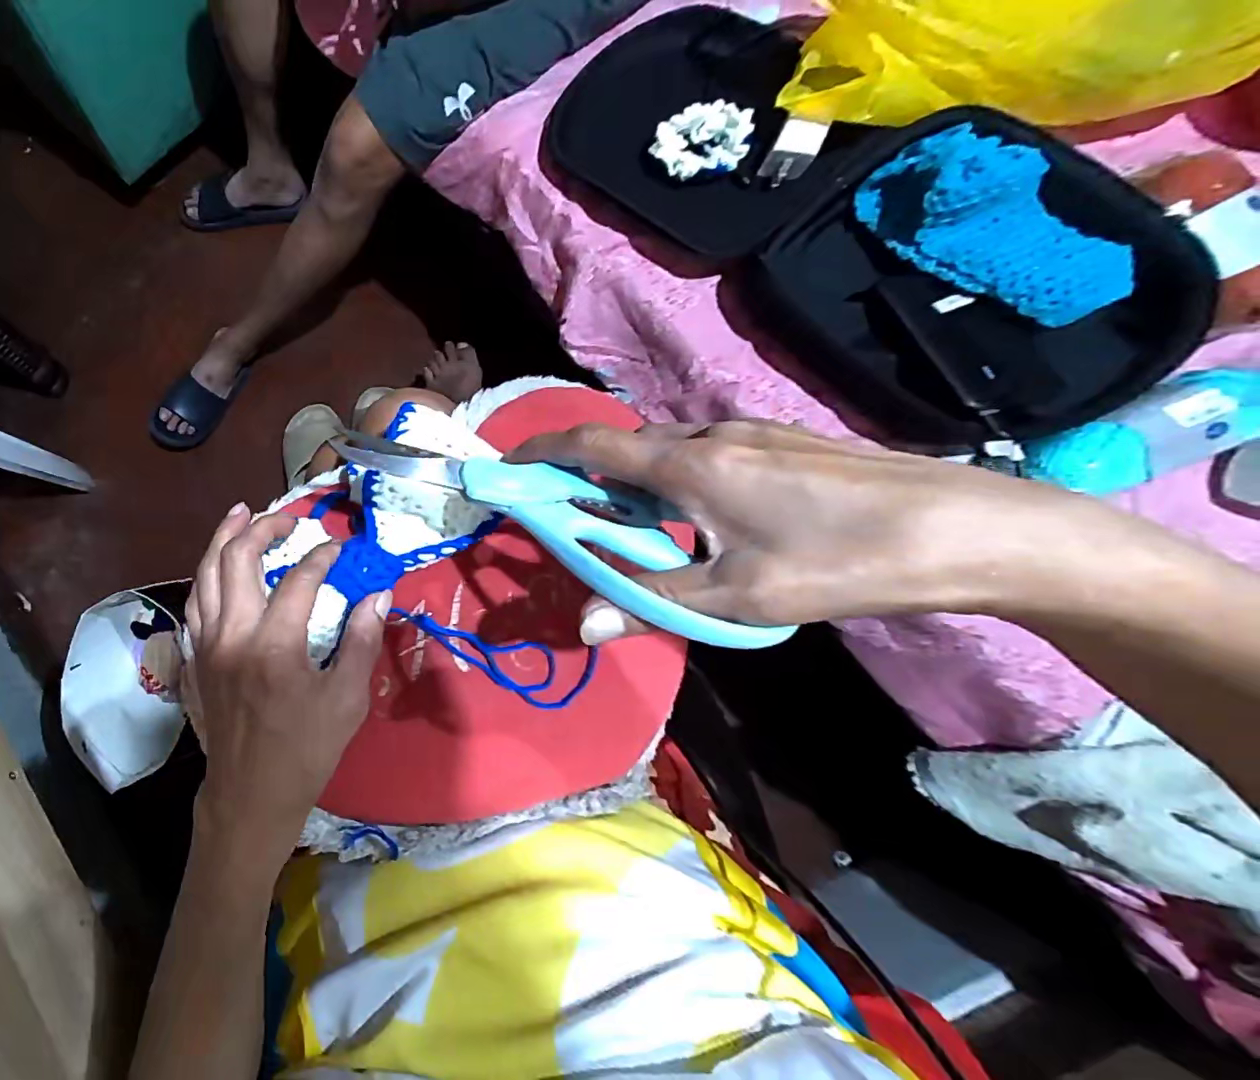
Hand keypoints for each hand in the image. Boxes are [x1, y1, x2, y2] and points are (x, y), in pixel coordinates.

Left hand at [185, 504, 388, 856]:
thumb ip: (360, 641)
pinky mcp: (194, 659)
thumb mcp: (345, 700)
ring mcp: (205, 645)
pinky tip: (219, 569)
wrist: (250, 795)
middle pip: (236, 559)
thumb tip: (379, 595)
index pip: (299, 579)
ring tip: (239, 515)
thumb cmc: (305, 752)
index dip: (322, 556)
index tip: (339, 548)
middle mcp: (231, 634)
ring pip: (205, 575)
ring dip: (222, 540)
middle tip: (285, 518)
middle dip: (261, 528)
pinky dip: (208, 576)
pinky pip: (195, 604)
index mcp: (273, 645)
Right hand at [505, 420, 1121, 640]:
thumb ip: (651, 601)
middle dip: (583, 473)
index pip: (591, 444)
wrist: (975, 529)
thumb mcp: (738, 595)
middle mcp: (710, 436)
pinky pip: (700, 451)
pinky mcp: (781, 441)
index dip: (540, 451)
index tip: (506, 466)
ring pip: (663, 449)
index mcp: (690, 467)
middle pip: (623, 444)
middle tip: (566, 514)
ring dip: (630, 478)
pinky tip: (697, 516)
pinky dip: (670, 477)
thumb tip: (584, 624)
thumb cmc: (845, 562)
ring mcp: (750, 433)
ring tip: (631, 526)